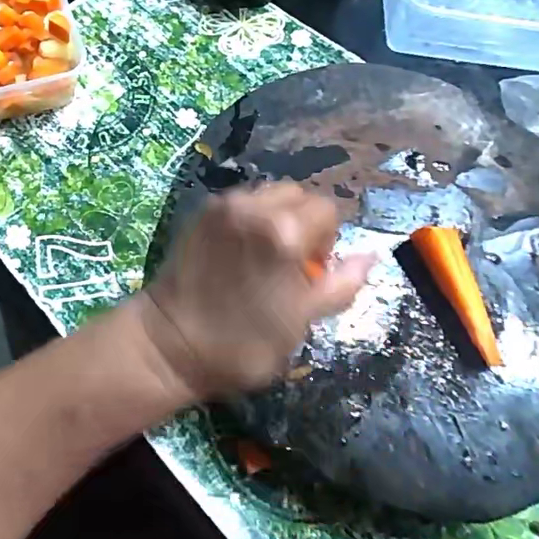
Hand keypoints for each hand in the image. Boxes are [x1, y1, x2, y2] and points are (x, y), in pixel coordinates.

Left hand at [134, 182, 373, 401]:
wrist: (168, 344)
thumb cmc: (240, 343)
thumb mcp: (300, 323)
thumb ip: (341, 285)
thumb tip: (370, 256)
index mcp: (285, 232)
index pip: (327, 210)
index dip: (328, 240)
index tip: (312, 269)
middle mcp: (256, 207)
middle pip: (300, 195)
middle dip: (306, 222)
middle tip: (291, 263)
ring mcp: (226, 205)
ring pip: (271, 194)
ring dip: (280, 216)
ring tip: (265, 254)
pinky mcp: (204, 211)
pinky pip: (243, 201)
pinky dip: (253, 217)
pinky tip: (242, 250)